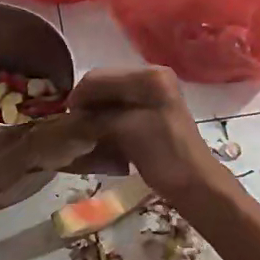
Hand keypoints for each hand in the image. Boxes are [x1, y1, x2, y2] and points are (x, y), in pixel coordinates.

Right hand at [67, 68, 219, 203]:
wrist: (195, 184)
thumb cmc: (163, 155)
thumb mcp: (125, 131)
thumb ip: (96, 118)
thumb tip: (71, 119)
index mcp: (149, 76)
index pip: (100, 77)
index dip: (79, 97)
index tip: (65, 119)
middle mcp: (152, 76)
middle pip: (104, 84)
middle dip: (87, 104)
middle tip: (73, 126)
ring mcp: (153, 92)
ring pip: (110, 96)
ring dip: (95, 112)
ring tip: (84, 131)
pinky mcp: (152, 109)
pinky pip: (120, 106)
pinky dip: (106, 118)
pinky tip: (99, 133)